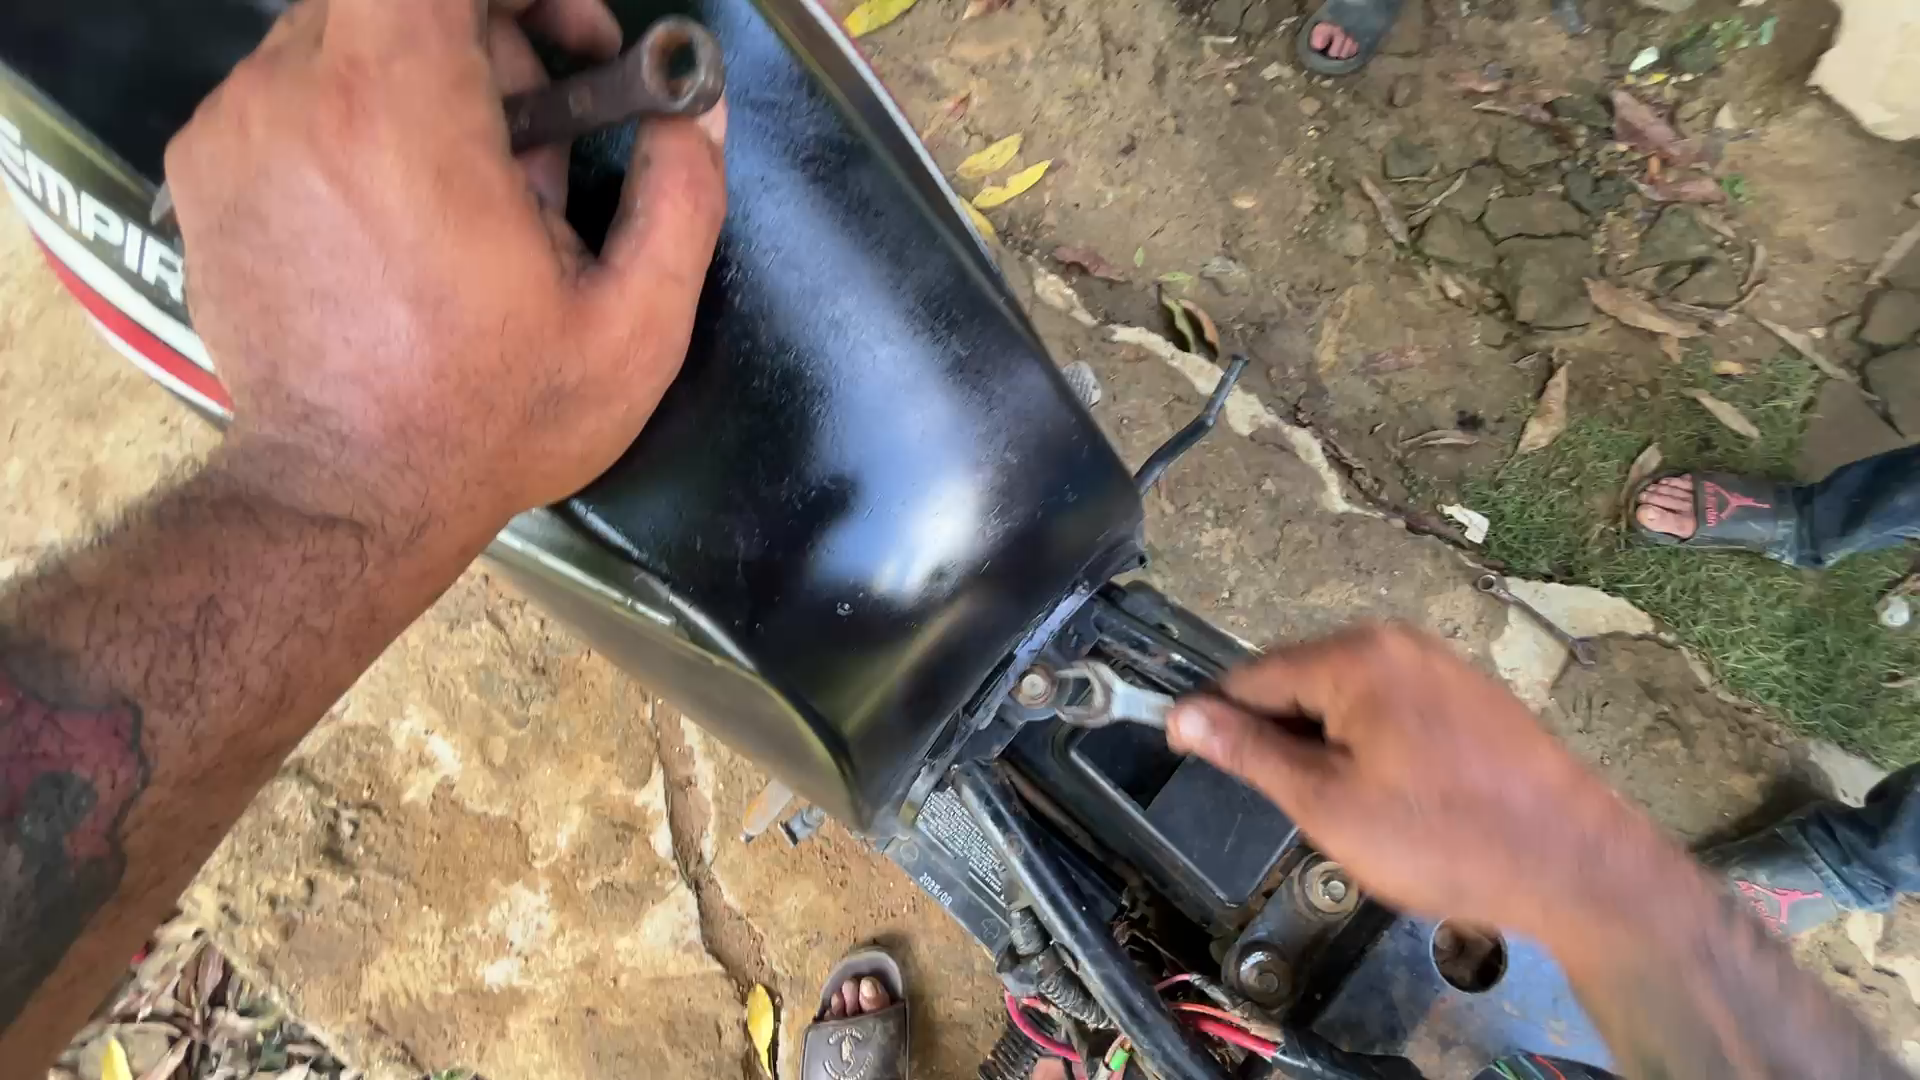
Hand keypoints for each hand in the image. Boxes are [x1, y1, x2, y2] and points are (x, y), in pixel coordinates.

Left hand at [163, 0, 726, 533]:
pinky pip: (307, 97)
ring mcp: (236, 127)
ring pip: (354, 45)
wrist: (360, 494)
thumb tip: (696, 112)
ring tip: (490, 210)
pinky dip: (377, 129)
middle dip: (496, 47)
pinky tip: (420, 229)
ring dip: (439, 95)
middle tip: (553, 149)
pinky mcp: (211, 169)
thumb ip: (682, 203)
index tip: (579, 46)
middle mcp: (296, 93)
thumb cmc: (510, 415)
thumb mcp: (639, 328)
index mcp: (406, 117)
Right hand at [1167, 623, 1692, 944]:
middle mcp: (1393, 641)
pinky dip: (1365, 736)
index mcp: (1353, 657)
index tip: (1196, 754)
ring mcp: (1436, 661)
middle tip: (1297, 796)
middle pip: (1296, 679)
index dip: (1218, 718)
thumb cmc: (1443, 838)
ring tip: (1348, 798)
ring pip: (1340, 692)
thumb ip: (1246, 751)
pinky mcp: (1466, 688)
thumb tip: (1181, 715)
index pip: (1250, 676)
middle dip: (1281, 732)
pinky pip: (1385, 700)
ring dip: (1322, 737)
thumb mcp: (1326, 802)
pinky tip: (1392, 786)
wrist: (1589, 873)